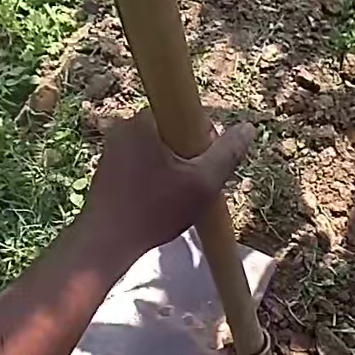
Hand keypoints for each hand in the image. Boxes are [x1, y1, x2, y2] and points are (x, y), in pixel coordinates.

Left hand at [81, 110, 255, 258]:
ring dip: (172, 168)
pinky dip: (154, 177)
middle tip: (193, 186)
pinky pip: (141, 162)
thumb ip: (227, 154)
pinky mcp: (107, 167)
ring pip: (157, 148)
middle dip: (188, 155)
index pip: (186, 113)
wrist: (105, 241)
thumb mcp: (202, 184)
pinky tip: (158, 201)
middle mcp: (124, 126)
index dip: (203, 138)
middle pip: (172, 131)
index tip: (205, 166)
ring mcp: (112, 147)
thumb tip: (248, 128)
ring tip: (175, 197)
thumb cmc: (154, 210)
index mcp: (144, 120)